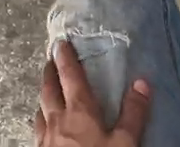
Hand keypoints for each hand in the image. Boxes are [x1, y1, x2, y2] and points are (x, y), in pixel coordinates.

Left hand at [36, 40, 151, 146]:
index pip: (70, 76)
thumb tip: (142, 81)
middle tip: (50, 60)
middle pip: (49, 90)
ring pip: (40, 110)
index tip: (60, 42)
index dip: (65, 57)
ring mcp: (45, 140)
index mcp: (79, 110)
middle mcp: (57, 120)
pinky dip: (41, 121)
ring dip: (43, 96)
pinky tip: (44, 128)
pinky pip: (38, 131)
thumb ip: (134, 113)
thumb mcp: (124, 143)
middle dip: (49, 72)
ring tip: (46, 91)